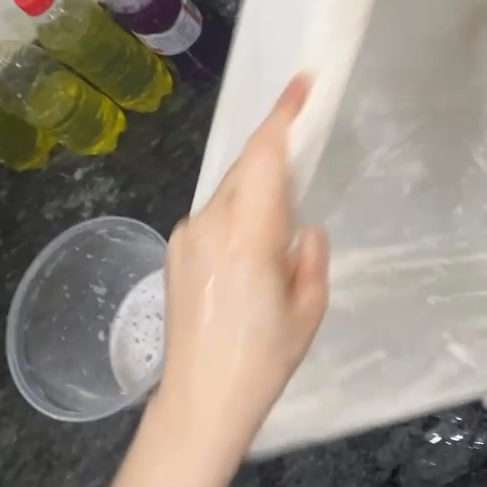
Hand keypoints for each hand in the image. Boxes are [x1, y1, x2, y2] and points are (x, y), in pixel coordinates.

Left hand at [148, 76, 328, 465]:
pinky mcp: (176, 249)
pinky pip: (215, 213)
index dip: (283, 114)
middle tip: (303, 159)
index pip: (264, 155)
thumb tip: (299, 228)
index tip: (302, 83)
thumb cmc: (263, 359)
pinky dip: (238, 213)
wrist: (199, 403)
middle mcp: (209, 223)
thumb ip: (311, 252)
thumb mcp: (309, 307)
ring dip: (257, 189)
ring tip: (277, 232)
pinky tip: (248, 255)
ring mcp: (186, 235)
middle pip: (246, 166)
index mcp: (247, 235)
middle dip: (275, 151)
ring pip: (230, 190)